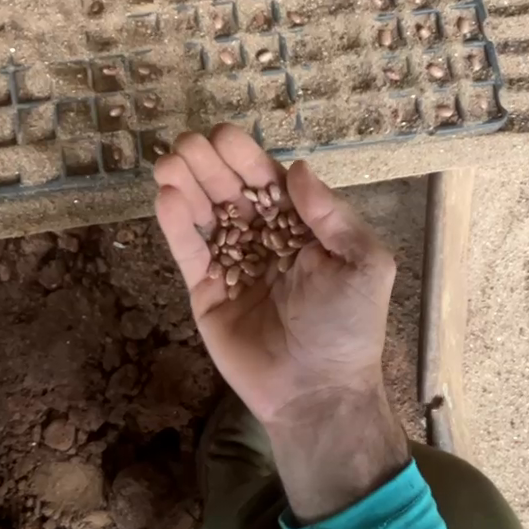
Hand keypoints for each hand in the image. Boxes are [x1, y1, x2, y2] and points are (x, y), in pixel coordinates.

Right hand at [154, 124, 408, 520]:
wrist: (317, 392)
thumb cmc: (345, 326)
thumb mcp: (363, 264)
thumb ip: (333, 215)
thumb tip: (297, 168)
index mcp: (297, 227)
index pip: (266, 181)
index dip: (244, 157)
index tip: (222, 135)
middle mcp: (260, 237)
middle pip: (228, 190)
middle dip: (207, 163)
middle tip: (185, 143)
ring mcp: (228, 262)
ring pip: (203, 213)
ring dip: (185, 184)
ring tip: (168, 163)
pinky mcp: (203, 290)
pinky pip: (187, 250)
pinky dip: (174, 223)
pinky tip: (165, 196)